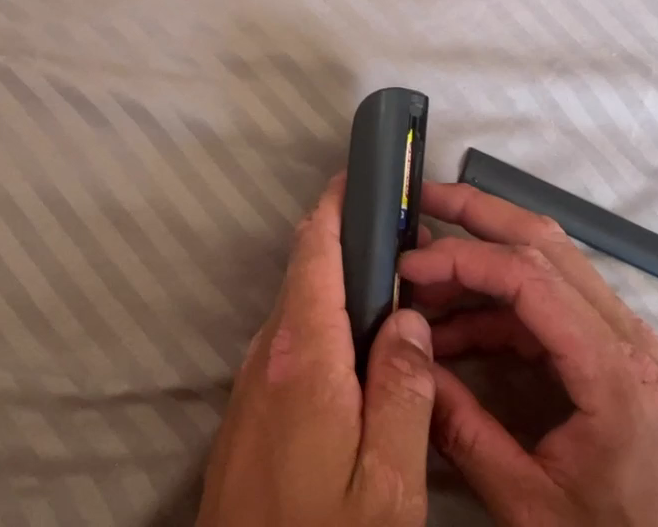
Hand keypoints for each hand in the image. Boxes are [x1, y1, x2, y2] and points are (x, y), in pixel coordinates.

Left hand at [197, 175, 437, 526]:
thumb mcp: (387, 482)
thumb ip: (403, 392)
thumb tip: (409, 319)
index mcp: (304, 356)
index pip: (314, 252)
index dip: (336, 205)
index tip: (363, 175)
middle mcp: (268, 354)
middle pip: (308, 274)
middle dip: (351, 245)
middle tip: (408, 245)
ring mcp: (252, 381)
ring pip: (301, 310)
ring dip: (341, 289)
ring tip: (396, 295)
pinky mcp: (248, 407)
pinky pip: (291, 344)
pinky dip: (326, 326)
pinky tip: (359, 354)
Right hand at [401, 182, 657, 526]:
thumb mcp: (533, 504)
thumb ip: (463, 434)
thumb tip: (406, 367)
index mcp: (611, 369)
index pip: (529, 276)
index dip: (461, 258)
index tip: (406, 266)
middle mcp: (626, 335)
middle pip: (545, 242)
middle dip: (477, 212)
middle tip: (418, 200)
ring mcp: (627, 338)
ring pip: (549, 264)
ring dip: (483, 262)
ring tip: (421, 287)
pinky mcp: (619, 352)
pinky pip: (552, 305)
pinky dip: (500, 306)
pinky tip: (455, 332)